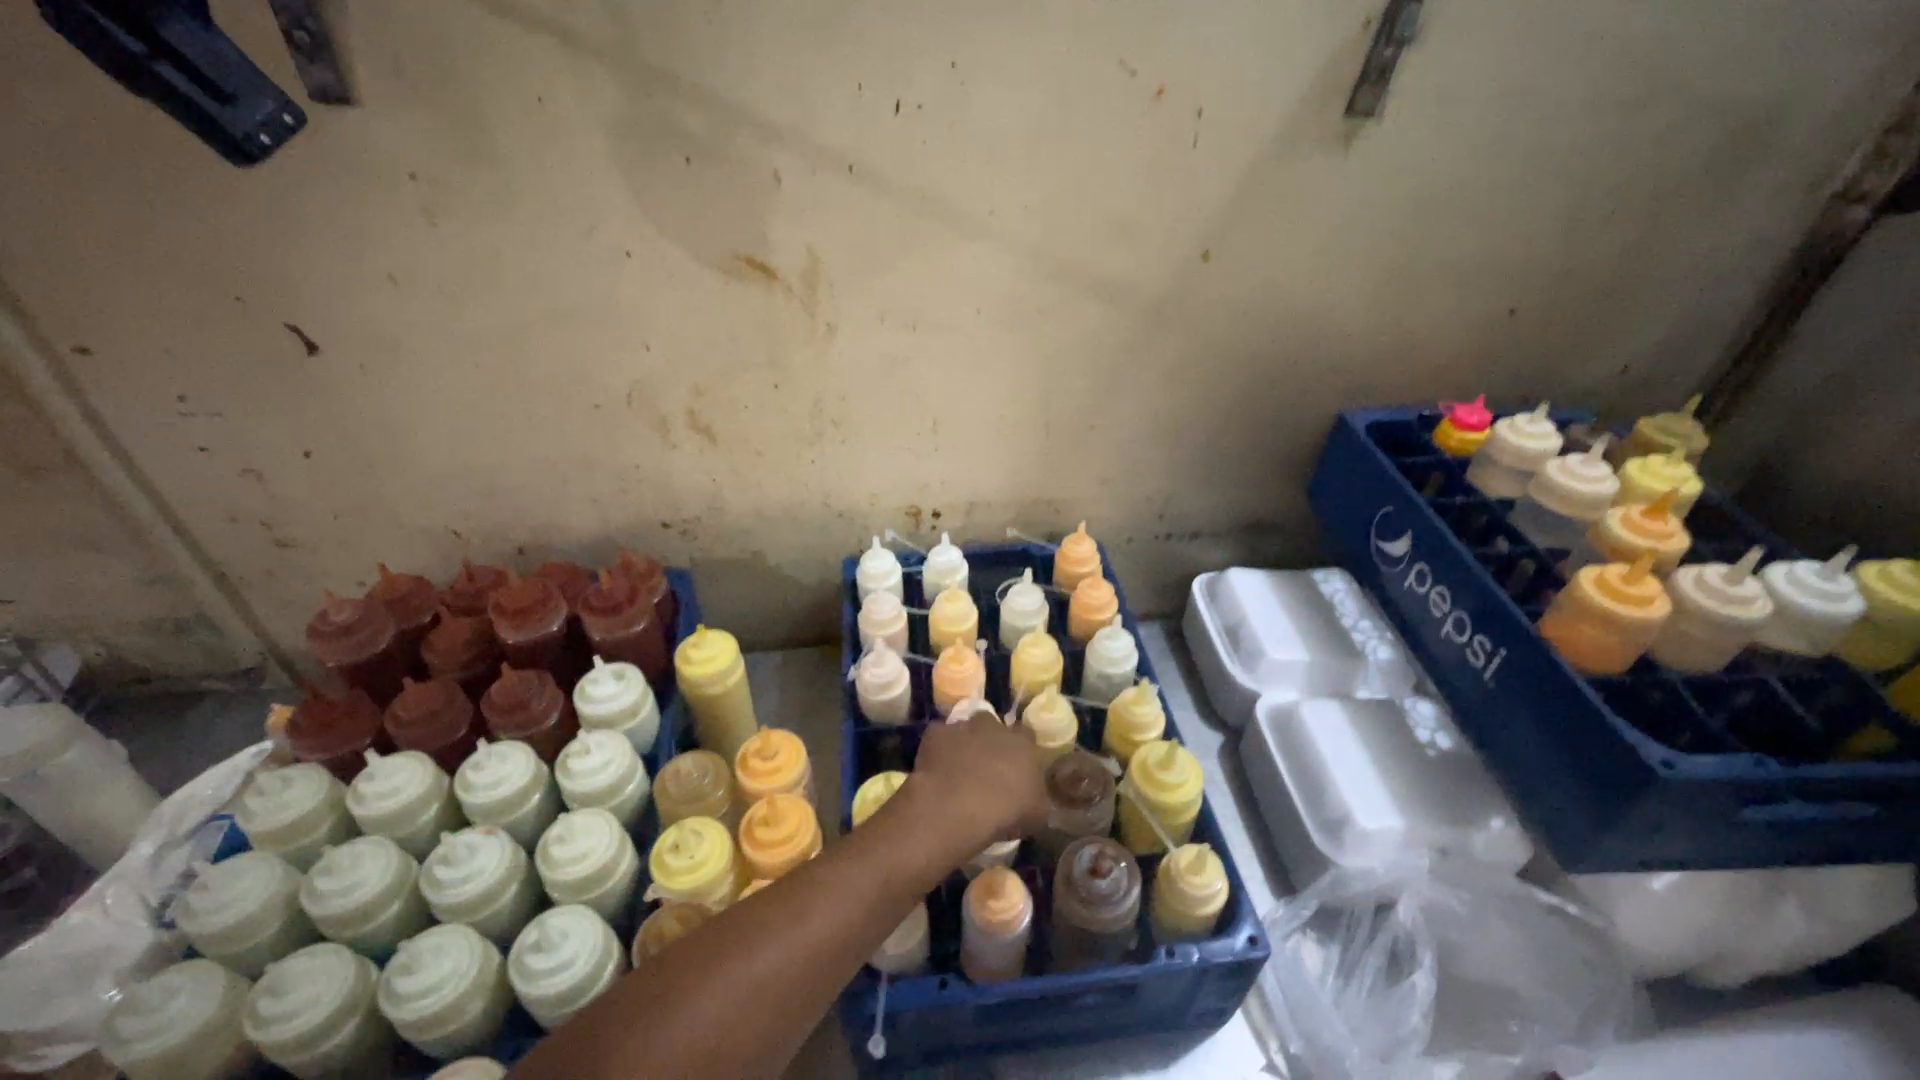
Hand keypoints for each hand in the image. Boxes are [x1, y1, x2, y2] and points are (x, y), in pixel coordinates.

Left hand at [905, 709, 1049, 851]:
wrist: (960, 805)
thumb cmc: (1007, 810)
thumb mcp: (1037, 814)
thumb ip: (1038, 799)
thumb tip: (1036, 799)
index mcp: (1023, 743)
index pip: (1026, 735)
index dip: (1020, 749)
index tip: (1015, 765)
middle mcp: (994, 727)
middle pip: (993, 725)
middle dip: (990, 739)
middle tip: (985, 764)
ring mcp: (963, 727)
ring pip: (964, 728)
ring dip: (963, 742)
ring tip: (958, 767)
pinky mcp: (936, 733)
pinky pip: (938, 736)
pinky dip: (938, 748)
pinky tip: (936, 767)